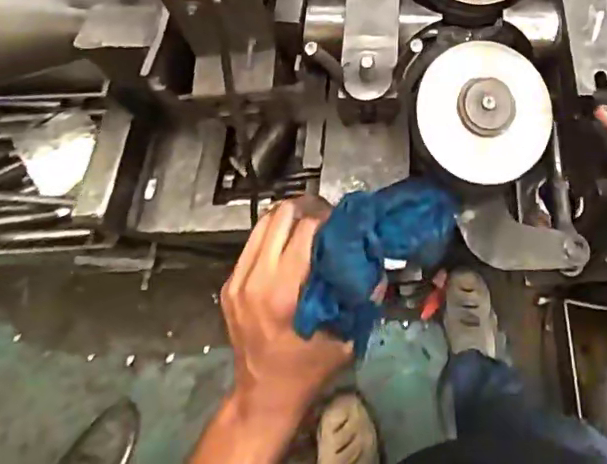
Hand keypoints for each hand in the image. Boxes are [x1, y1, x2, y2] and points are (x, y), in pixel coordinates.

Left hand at [220, 195, 352, 420]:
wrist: (262, 397)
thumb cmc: (306, 369)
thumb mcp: (344, 336)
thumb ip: (362, 296)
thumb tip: (378, 261)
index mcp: (282, 292)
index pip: (305, 228)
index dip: (328, 218)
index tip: (342, 223)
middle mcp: (256, 280)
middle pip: (281, 215)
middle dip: (307, 209)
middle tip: (326, 218)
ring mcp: (237, 281)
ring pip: (263, 222)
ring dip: (289, 217)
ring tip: (309, 224)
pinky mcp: (229, 284)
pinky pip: (252, 242)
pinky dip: (273, 234)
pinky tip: (289, 244)